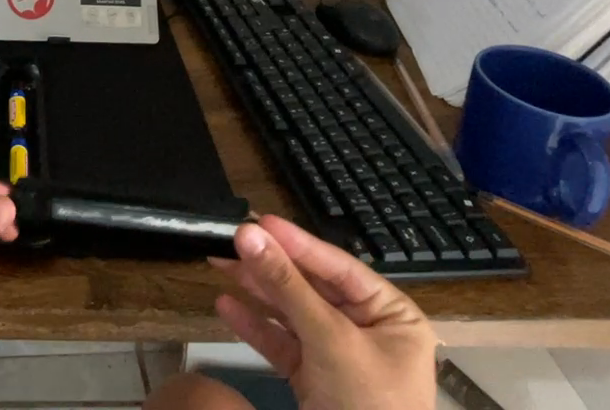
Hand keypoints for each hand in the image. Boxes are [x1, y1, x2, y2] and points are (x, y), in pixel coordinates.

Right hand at [211, 215, 437, 409]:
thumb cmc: (368, 405)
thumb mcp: (329, 339)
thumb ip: (285, 285)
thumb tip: (247, 233)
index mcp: (392, 316)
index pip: (337, 266)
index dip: (295, 242)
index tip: (256, 219)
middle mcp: (368, 331)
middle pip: (310, 286)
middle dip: (269, 266)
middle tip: (228, 239)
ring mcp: (339, 356)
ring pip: (291, 312)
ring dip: (256, 290)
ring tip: (217, 263)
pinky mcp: (315, 380)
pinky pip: (282, 343)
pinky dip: (255, 326)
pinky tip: (225, 306)